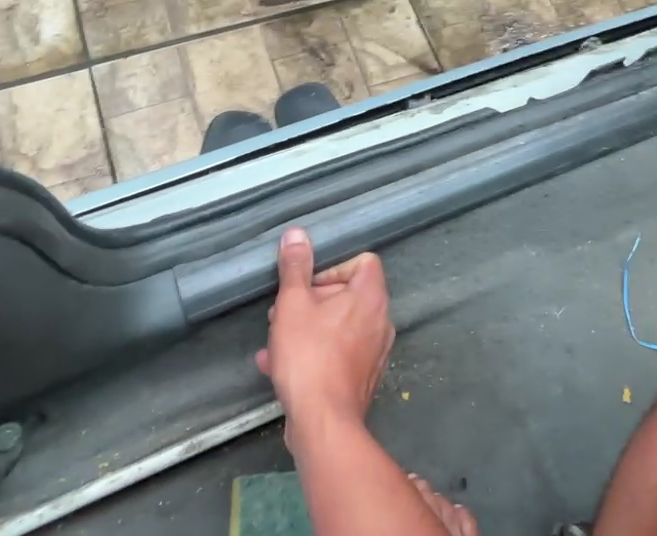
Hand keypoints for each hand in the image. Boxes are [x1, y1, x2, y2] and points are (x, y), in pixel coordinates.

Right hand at [255, 228, 393, 438]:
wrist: (323, 423)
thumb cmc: (309, 356)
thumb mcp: (293, 304)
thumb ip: (295, 267)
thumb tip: (296, 233)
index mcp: (371, 297)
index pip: (363, 261)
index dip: (333, 267)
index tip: (307, 285)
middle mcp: (380, 321)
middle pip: (349, 293)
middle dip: (312, 299)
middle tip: (283, 312)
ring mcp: (375, 351)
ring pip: (339, 325)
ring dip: (307, 327)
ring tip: (276, 339)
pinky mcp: (363, 377)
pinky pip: (338, 352)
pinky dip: (313, 352)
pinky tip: (277, 365)